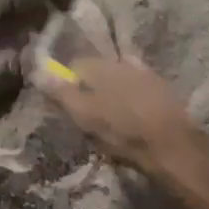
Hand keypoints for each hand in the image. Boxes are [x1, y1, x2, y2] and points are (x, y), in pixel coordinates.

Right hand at [36, 54, 200, 172]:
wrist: (172, 146)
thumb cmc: (123, 131)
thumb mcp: (85, 115)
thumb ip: (61, 92)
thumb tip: (37, 70)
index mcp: (102, 66)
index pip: (75, 65)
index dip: (66, 83)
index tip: (65, 104)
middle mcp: (124, 62)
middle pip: (98, 70)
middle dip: (90, 87)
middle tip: (86, 114)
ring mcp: (146, 74)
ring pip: (119, 79)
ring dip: (111, 93)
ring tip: (109, 117)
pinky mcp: (163, 90)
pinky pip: (137, 90)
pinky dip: (130, 100)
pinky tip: (131, 117)